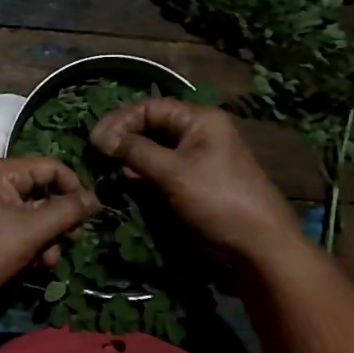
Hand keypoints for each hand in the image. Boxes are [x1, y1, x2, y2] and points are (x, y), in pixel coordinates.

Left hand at [0, 157, 100, 300]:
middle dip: (62, 217)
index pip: (51, 166)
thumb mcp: (31, 230)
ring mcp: (0, 207)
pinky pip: (30, 229)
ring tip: (51, 258)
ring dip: (52, 236)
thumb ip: (66, 211)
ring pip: (42, 213)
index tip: (91, 213)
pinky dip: (40, 245)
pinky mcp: (1, 229)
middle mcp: (1, 183)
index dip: (74, 186)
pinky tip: (41, 264)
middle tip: (75, 238)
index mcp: (3, 172)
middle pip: (47, 190)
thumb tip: (96, 199)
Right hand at [90, 98, 301, 259]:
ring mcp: (193, 157)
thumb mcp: (174, 172)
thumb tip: (100, 139)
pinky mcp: (189, 179)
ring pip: (151, 147)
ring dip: (127, 155)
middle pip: (149, 124)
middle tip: (95, 152)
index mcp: (198, 120)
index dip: (119, 120)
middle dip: (121, 136)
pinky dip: (138, 172)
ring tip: (104, 166)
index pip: (149, 107)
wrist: (258, 245)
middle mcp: (196, 132)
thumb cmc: (218, 199)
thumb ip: (135, 151)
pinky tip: (121, 180)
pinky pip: (158, 167)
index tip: (95, 141)